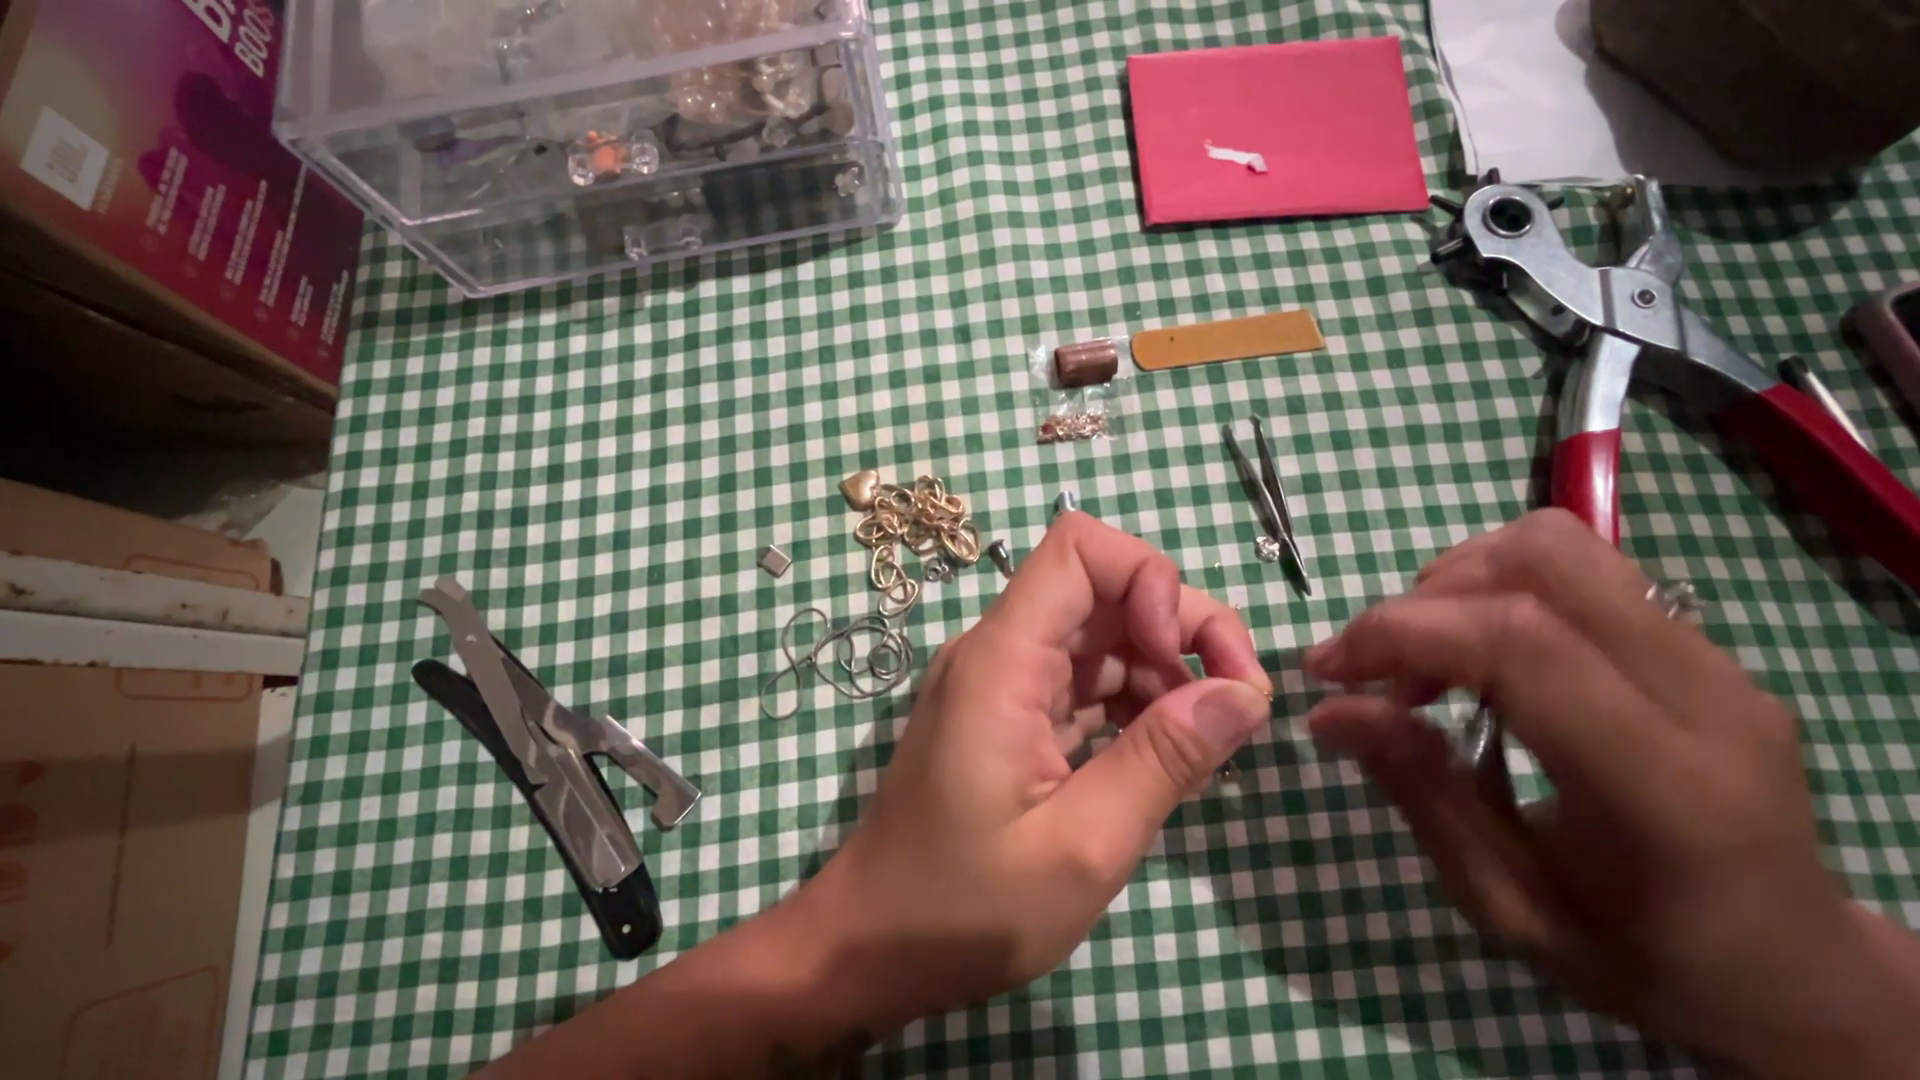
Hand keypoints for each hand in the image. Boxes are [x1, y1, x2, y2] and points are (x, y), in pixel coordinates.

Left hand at [796, 511, 1274, 1027]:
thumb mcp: (1082, 847)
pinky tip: (1169, 755)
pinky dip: (1135, 705)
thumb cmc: (965, 908)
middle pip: (1104, 589)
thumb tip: (1244, 692)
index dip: (1150, 579)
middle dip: (1181, 628)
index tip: (1184, 658)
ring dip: (1165, 672)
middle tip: (1236, 706)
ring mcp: (1004, 685)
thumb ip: (1165, 760)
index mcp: (1003, 660)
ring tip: (1208, 743)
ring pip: (1102, 637)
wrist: (871, 945)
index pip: (1079, 548)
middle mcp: (1000, 653)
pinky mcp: (1011, 719)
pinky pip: (1085, 684)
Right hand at [1304, 510, 1919, 1076]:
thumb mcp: (1506, 905)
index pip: (1522, 644)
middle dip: (1426, 594)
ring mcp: (1718, 661)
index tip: (1326, 670)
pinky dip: (1498, 592)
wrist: (1794, 975)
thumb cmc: (1641, 960)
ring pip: (1563, 547)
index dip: (1402, 632)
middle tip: (1374, 665)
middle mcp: (1707, 697)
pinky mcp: (1706, 647)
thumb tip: (1328, 711)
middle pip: (1545, 561)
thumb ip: (1420, 793)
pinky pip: (1583, 574)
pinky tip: (1476, 660)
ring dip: (1460, 583)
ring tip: (1422, 660)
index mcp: (1664, 784)